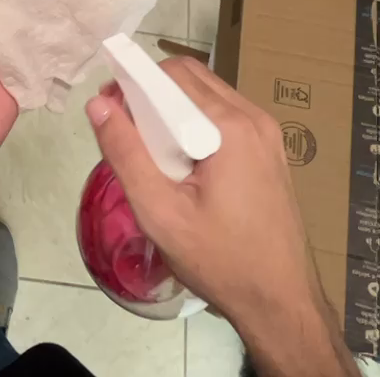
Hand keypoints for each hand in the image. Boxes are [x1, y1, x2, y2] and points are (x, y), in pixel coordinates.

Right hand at [87, 59, 353, 376]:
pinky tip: (181, 161)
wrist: (282, 305)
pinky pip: (223, 115)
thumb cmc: (220, 261)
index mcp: (231, 127)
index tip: (109, 107)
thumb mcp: (160, 213)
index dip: (134, 80)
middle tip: (124, 127)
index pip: (173, 74)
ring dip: (172, 107)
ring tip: (150, 148)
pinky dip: (194, 122)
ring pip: (207, 94)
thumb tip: (98, 104)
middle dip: (151, 91)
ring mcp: (266, 133)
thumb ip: (125, 154)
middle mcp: (253, 118)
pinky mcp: (269, 150)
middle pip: (191, 78)